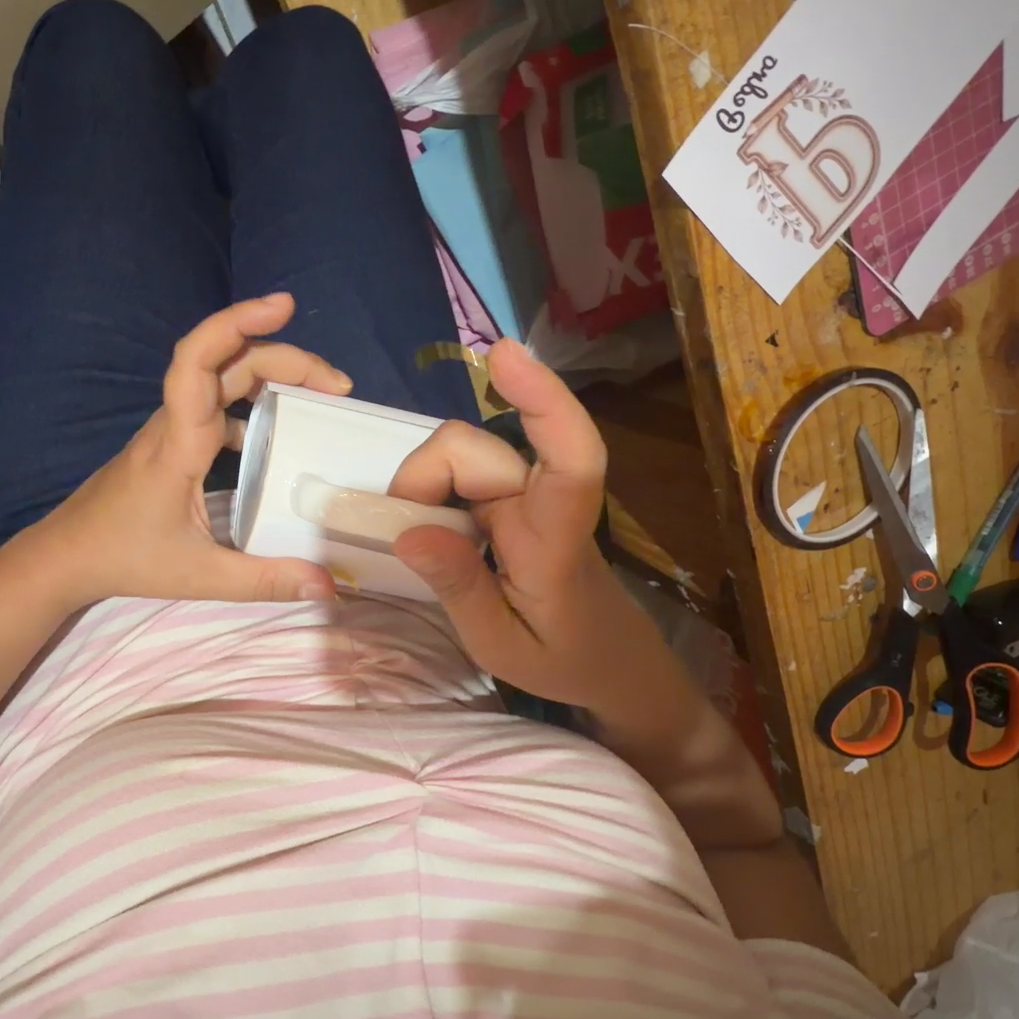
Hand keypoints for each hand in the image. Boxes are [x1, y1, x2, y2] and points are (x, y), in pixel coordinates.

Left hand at [20, 293, 344, 608]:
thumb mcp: (199, 576)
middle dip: (285, 357)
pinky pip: (219, 405)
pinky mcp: (174, 440)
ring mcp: (173, 428)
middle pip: (227, 361)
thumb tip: (328, 585)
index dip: (236, 323)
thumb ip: (264, 580)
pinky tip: (281, 431)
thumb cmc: (125, 557)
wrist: (67, 555)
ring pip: (224, 378)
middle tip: (338, 384)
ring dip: (272, 373)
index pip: (197, 362)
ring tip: (322, 395)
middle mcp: (175, 423)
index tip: (284, 307)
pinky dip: (255, 403)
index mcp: (177, 443)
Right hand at [387, 340, 702, 725]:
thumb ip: (459, 588)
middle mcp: (541, 501)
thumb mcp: (500, 645)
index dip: (543, 399)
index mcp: (555, 540)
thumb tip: (407, 532)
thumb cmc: (566, 660)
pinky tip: (433, 529)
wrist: (611, 663)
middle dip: (422, 479)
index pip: (570, 459)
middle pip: (473, 448)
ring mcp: (524, 495)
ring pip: (459, 454)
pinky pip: (459, 472)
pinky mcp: (510, 498)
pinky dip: (431, 490)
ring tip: (422, 545)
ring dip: (423, 488)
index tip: (504, 355)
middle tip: (407, 541)